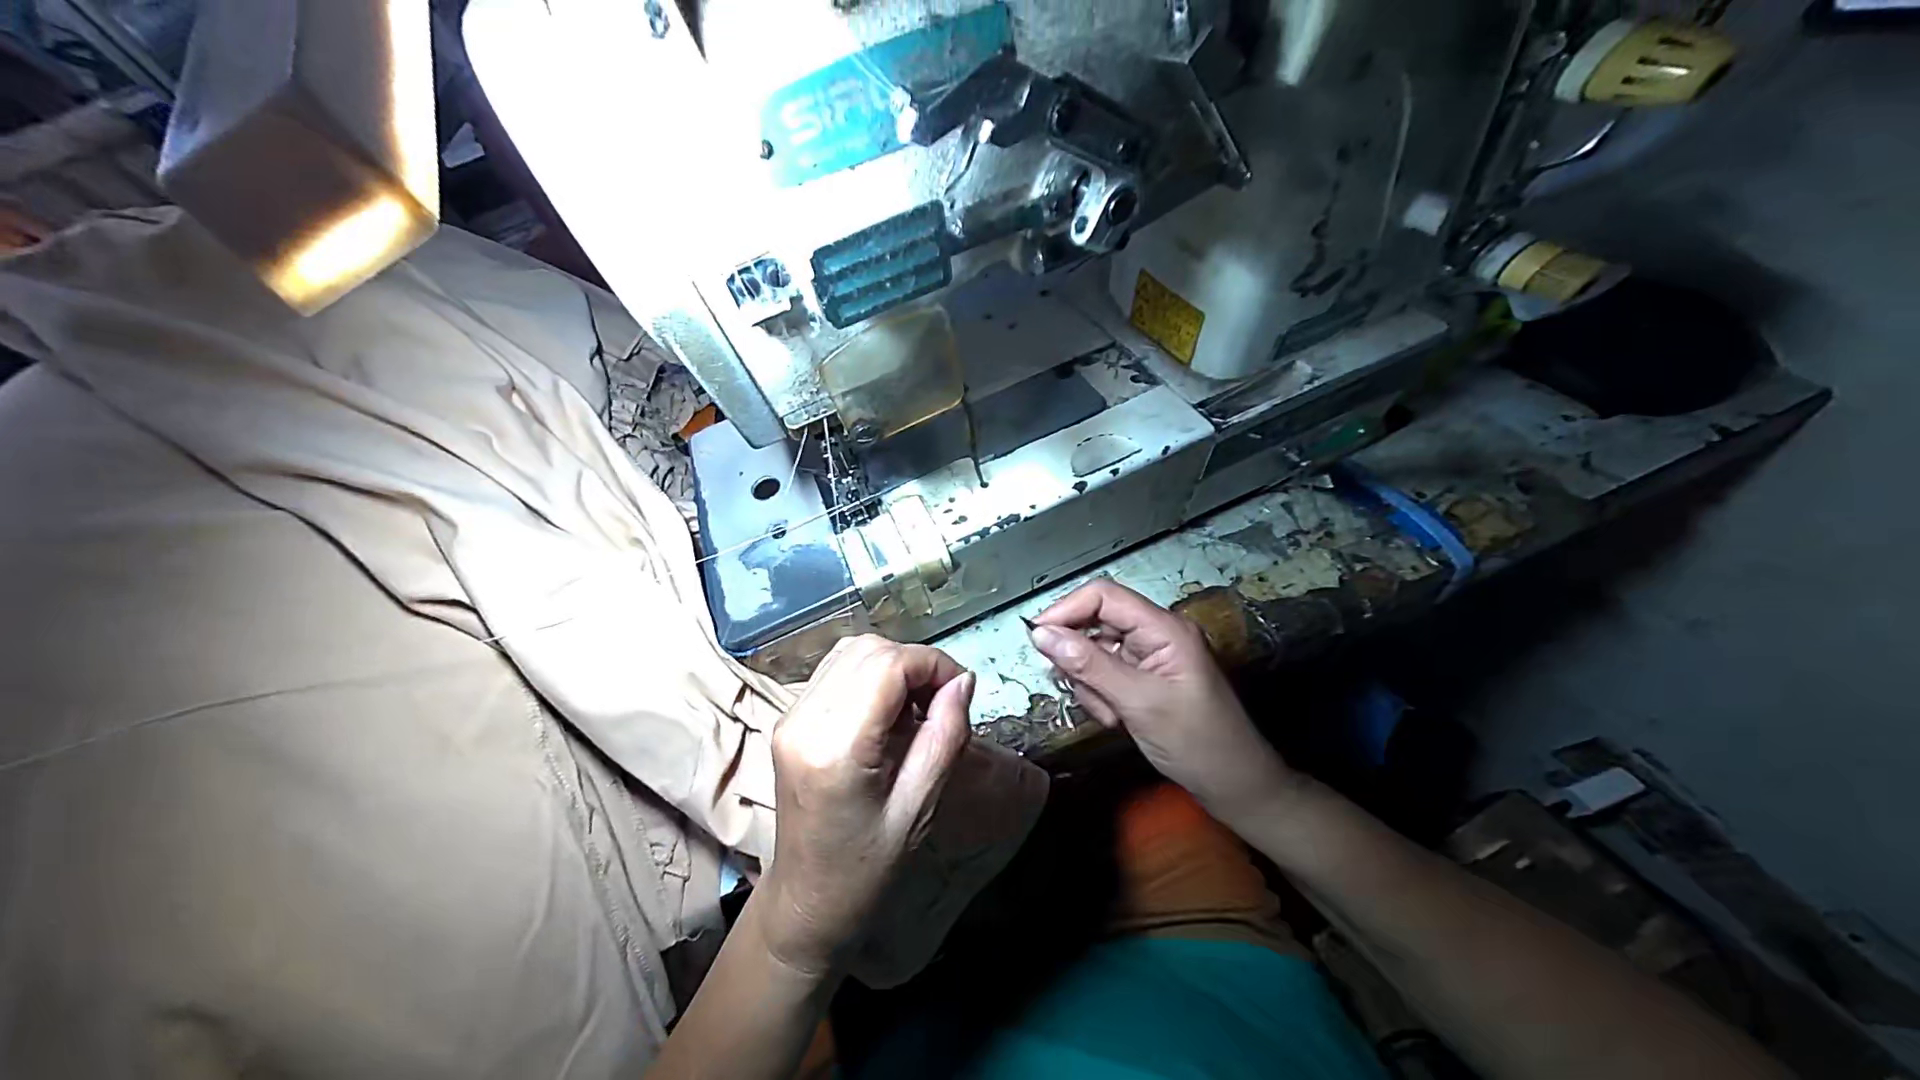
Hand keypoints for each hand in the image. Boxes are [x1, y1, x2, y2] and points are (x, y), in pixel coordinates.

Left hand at [756, 636, 975, 977]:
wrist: (807, 902)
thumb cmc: (867, 868)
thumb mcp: (919, 808)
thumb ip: (945, 737)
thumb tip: (964, 681)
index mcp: (835, 747)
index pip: (888, 664)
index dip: (934, 664)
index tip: (962, 691)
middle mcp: (804, 720)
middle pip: (870, 649)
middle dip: (916, 664)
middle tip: (942, 703)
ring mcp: (790, 716)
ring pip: (852, 651)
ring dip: (894, 666)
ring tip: (917, 709)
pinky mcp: (789, 718)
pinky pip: (837, 670)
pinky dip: (872, 676)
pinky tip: (888, 712)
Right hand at [1030, 581, 1297, 821]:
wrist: (1234, 786)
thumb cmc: (1197, 743)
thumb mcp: (1138, 702)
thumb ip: (1088, 665)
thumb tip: (1042, 634)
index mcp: (1164, 628)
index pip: (1104, 596)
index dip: (1066, 610)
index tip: (1036, 637)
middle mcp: (1155, 634)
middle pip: (1095, 623)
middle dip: (1079, 657)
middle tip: (1080, 690)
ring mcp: (1149, 657)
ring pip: (1094, 652)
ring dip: (1090, 683)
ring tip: (1111, 714)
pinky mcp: (1143, 678)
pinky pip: (1104, 674)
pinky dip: (1099, 695)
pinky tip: (1116, 719)